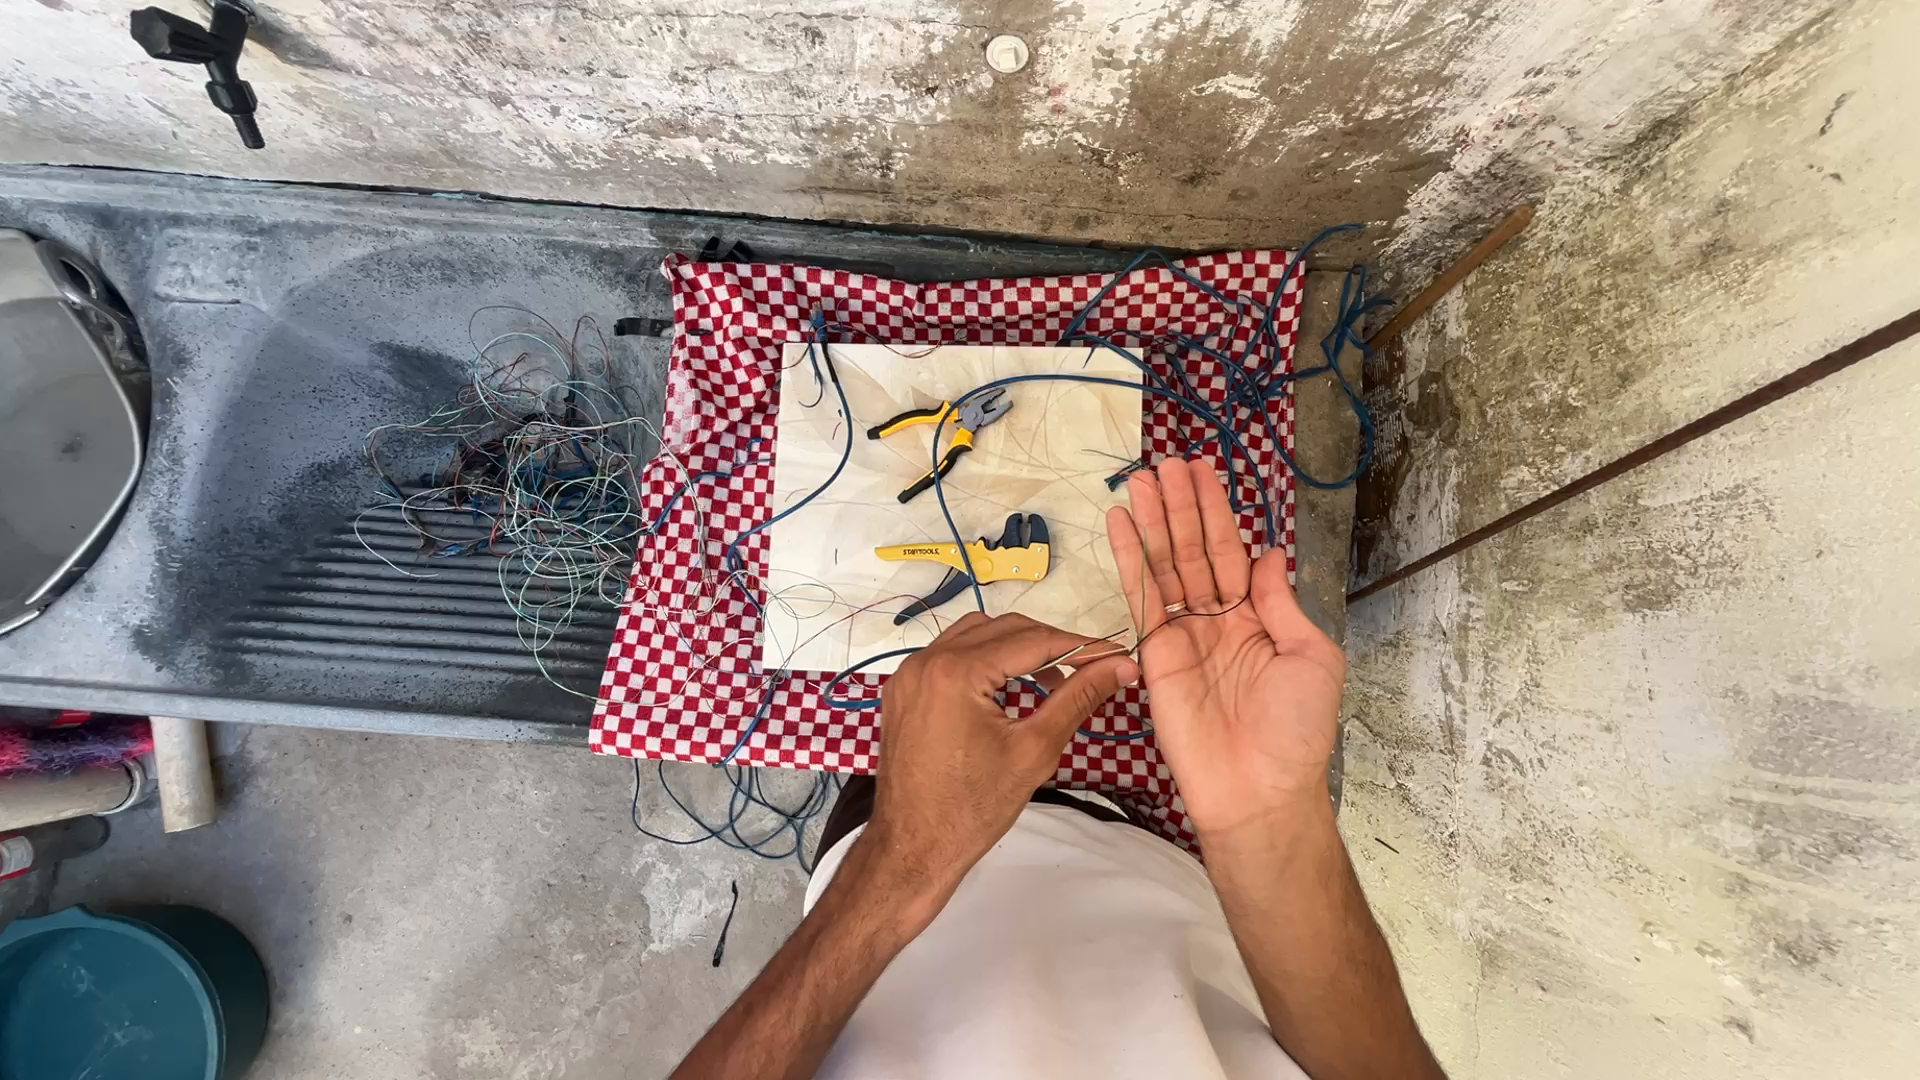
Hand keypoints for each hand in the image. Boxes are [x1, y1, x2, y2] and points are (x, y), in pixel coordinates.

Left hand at [864, 612, 1138, 892]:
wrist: (913, 849)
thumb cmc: (976, 808)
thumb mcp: (1035, 749)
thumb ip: (1079, 697)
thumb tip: (1122, 665)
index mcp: (956, 671)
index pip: (1032, 640)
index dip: (1081, 646)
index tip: (1117, 655)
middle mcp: (926, 659)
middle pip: (1003, 629)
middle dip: (1050, 644)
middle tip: (1089, 669)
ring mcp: (909, 672)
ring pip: (975, 634)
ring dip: (1016, 647)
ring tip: (1051, 679)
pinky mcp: (902, 687)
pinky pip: (950, 653)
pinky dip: (984, 659)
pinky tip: (1008, 685)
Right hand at [1105, 458, 1346, 838]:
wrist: (1258, 788)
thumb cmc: (1296, 728)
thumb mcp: (1311, 657)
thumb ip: (1280, 602)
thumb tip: (1268, 553)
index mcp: (1255, 615)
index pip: (1231, 550)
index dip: (1217, 510)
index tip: (1203, 472)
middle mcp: (1215, 616)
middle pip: (1193, 549)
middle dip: (1180, 505)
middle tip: (1164, 463)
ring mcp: (1181, 631)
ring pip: (1164, 564)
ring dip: (1152, 521)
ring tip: (1139, 480)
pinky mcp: (1153, 649)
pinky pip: (1139, 597)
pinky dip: (1129, 559)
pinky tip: (1120, 526)